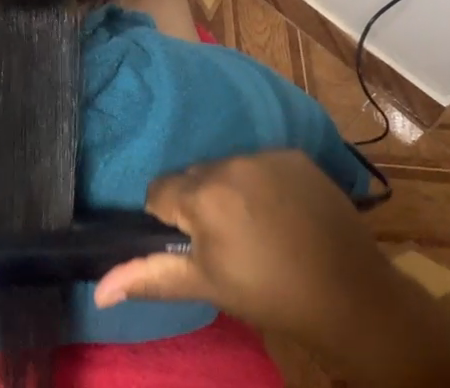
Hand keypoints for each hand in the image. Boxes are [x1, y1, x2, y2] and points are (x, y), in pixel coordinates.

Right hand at [94, 150, 388, 340]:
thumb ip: (149, 276)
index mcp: (203, 195)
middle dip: (199, 203)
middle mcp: (230, 163)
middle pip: (193, 177)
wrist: (350, 294)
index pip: (159, 192)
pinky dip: (262, 182)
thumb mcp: (207, 286)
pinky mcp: (295, 154)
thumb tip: (99, 289)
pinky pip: (260, 162)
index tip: (194, 246)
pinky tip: (281, 211)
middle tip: (226, 241)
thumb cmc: (269, 294)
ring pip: (226, 168)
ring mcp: (266, 155)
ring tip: (256, 227)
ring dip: (229, 190)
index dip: (170, 221)